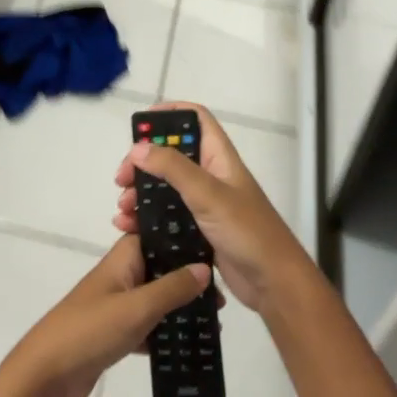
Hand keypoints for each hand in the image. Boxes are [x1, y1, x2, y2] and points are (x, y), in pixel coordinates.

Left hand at [0, 235, 209, 396]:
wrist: (48, 374)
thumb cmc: (91, 329)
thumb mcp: (137, 307)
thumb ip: (172, 288)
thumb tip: (204, 267)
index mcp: (124, 257)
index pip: (159, 234)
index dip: (186, 240)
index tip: (217, 252)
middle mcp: (122, 275)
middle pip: (161, 268)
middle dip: (189, 280)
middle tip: (222, 300)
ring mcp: (117, 305)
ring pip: (157, 299)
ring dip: (180, 308)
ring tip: (213, 323)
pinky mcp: (115, 333)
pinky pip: (148, 326)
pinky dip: (166, 333)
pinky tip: (189, 346)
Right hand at [113, 102, 309, 313]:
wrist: (274, 284)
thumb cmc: (246, 230)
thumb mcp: (208, 194)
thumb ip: (173, 168)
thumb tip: (138, 147)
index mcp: (219, 157)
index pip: (195, 119)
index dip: (170, 113)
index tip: (141, 125)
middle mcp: (211, 175)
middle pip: (172, 155)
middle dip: (144, 163)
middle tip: (121, 178)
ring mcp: (206, 204)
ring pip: (166, 188)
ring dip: (142, 193)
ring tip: (122, 209)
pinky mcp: (200, 231)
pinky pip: (167, 217)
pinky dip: (147, 219)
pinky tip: (129, 228)